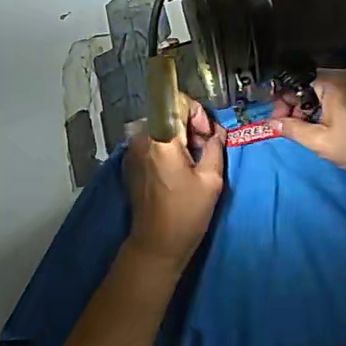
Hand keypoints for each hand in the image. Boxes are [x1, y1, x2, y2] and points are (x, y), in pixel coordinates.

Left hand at [123, 94, 225, 267]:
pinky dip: (168, 148)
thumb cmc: (186, 213)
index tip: (207, 135)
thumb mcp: (211, 180)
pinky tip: (179, 170)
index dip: (197, 112)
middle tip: (206, 151)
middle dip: (191, 127)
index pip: (177, 101)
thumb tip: (216, 133)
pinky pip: (152, 143)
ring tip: (194, 163)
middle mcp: (141, 139)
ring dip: (180, 138)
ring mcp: (132, 151)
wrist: (156, 244)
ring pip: (161, 128)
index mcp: (161, 140)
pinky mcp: (130, 163)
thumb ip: (214, 148)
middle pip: (169, 114)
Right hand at [271, 68, 345, 181]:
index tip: (277, 119)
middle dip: (293, 103)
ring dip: (307, 106)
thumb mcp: (321, 142)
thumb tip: (272, 123)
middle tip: (287, 126)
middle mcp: (345, 76)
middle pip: (307, 83)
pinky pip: (333, 93)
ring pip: (319, 89)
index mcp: (334, 82)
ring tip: (303, 128)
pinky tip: (320, 125)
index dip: (282, 98)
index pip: (295, 79)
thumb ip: (293, 129)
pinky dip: (322, 106)